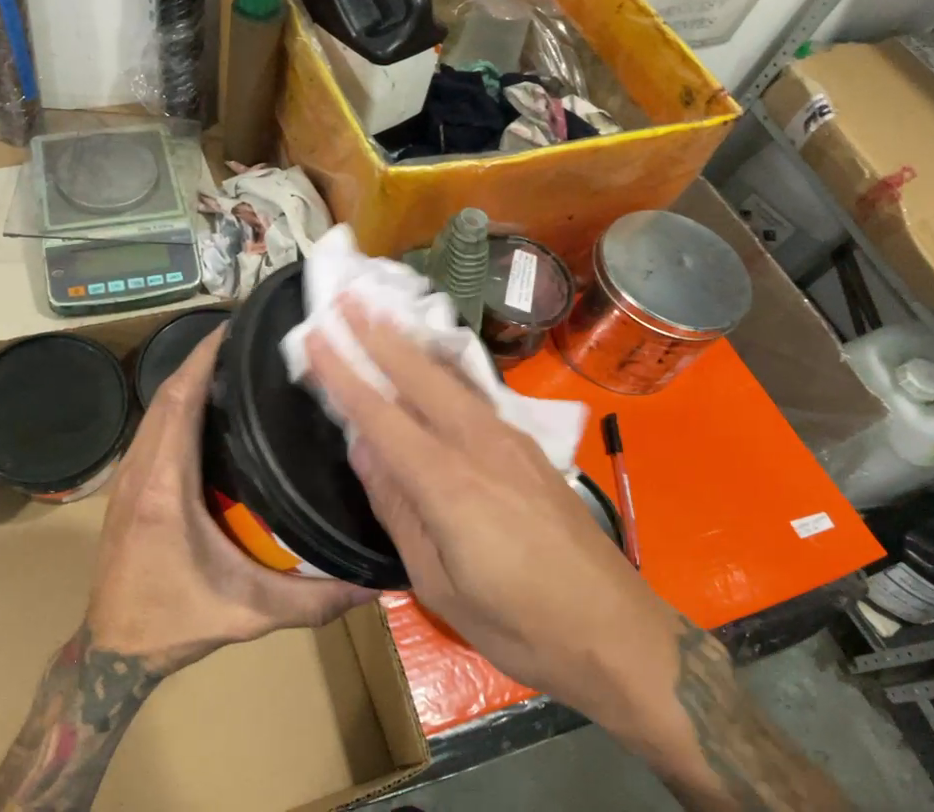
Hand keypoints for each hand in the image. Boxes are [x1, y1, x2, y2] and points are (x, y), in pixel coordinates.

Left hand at [87, 326, 376, 675]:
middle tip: (247, 341)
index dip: (203, 360)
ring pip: (155, 409)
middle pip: (167, 394)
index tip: (234, 329)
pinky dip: (177, 404)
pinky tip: (209, 408)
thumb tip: (375, 580)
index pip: (180, 401)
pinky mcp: (127, 486)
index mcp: (166, 487)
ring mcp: (128, 476)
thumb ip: (315, 599)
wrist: (115, 647)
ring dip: (189, 380)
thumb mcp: (252, 612)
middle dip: (202, 359)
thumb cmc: (177, 622)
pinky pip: (152, 428)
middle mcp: (142, 469)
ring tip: (233, 365)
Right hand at [304, 305, 703, 770]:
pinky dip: (444, 371)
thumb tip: (365, 451)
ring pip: (452, 380)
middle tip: (348, 296)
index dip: (344, 374)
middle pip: (420, 378)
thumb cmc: (520, 626)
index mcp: (449, 484)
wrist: (619, 635)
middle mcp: (480, 447)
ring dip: (413, 345)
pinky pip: (475, 396)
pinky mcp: (531, 452)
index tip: (313, 336)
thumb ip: (399, 511)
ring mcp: (512, 444)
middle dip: (380, 334)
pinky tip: (435, 367)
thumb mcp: (440, 585)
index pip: (381, 416)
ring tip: (385, 314)